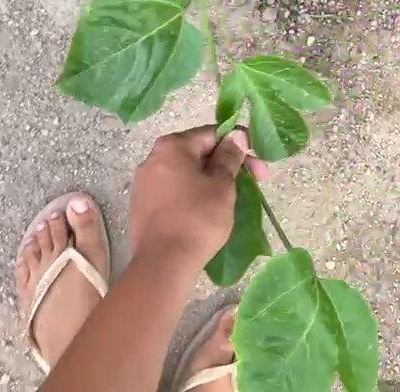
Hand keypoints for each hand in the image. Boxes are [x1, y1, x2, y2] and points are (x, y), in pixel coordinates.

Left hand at [127, 126, 261, 276]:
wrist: (162, 265)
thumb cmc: (196, 218)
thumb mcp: (221, 185)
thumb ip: (229, 157)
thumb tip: (236, 135)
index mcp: (172, 146)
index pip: (211, 134)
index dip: (237, 145)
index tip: (257, 162)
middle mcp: (153, 158)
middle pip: (198, 153)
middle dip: (227, 164)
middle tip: (255, 181)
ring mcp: (145, 184)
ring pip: (186, 174)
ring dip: (211, 180)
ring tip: (232, 197)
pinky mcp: (142, 207)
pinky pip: (174, 192)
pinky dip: (193, 195)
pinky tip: (207, 211)